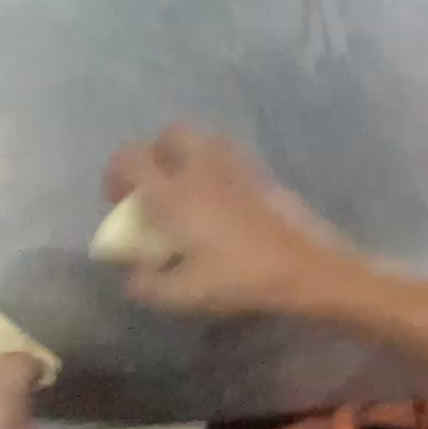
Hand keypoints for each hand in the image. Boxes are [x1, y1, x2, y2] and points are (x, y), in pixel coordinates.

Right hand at [104, 124, 354, 314]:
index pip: (131, 157)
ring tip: (197, 190)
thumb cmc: (242, 280)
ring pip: (212, 141)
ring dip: (197, 157)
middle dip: (160, 152)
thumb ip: (148, 284)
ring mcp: (245, 171)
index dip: (117, 172)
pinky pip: (242, 161)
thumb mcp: (183, 295)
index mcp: (174, 193)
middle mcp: (206, 172)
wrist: (310, 271)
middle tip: (161, 184)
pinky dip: (229, 172)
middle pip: (174, 134)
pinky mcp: (274, 181)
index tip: (122, 201)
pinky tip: (233, 202)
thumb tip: (137, 275)